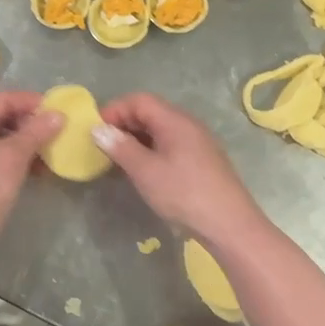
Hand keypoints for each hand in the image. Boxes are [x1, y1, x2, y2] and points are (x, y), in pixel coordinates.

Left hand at [0, 91, 64, 245]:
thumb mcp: (14, 155)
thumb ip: (36, 132)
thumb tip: (58, 114)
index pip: (2, 100)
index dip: (28, 100)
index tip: (56, 108)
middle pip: (3, 117)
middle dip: (31, 122)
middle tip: (57, 129)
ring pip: (5, 138)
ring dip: (30, 141)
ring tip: (53, 149)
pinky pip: (4, 157)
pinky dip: (22, 158)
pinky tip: (42, 168)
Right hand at [96, 93, 264, 240]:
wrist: (229, 225)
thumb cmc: (184, 194)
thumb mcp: (145, 171)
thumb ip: (120, 147)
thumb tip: (98, 129)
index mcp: (175, 121)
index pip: (139, 100)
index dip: (114, 110)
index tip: (95, 131)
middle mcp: (188, 125)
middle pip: (150, 112)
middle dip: (123, 124)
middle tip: (102, 146)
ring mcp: (197, 143)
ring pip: (159, 130)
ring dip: (135, 139)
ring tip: (117, 159)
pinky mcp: (200, 160)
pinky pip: (169, 144)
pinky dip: (150, 150)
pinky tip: (141, 170)